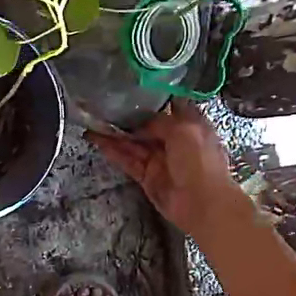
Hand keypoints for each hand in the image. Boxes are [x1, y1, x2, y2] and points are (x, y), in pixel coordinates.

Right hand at [86, 99, 249, 237]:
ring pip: (134, 145)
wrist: (203, 203)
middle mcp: (174, 142)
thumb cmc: (199, 161)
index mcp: (190, 126)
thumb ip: (160, 122)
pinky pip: (129, 162)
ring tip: (93, 125)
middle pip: (147, 128)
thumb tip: (140, 123)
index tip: (131, 92)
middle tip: (103, 109)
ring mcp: (160, 160)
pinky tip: (99, 143)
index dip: (152, 101)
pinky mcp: (148, 177)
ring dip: (115, 136)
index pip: (169, 108)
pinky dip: (115, 153)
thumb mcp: (183, 130)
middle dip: (127, 120)